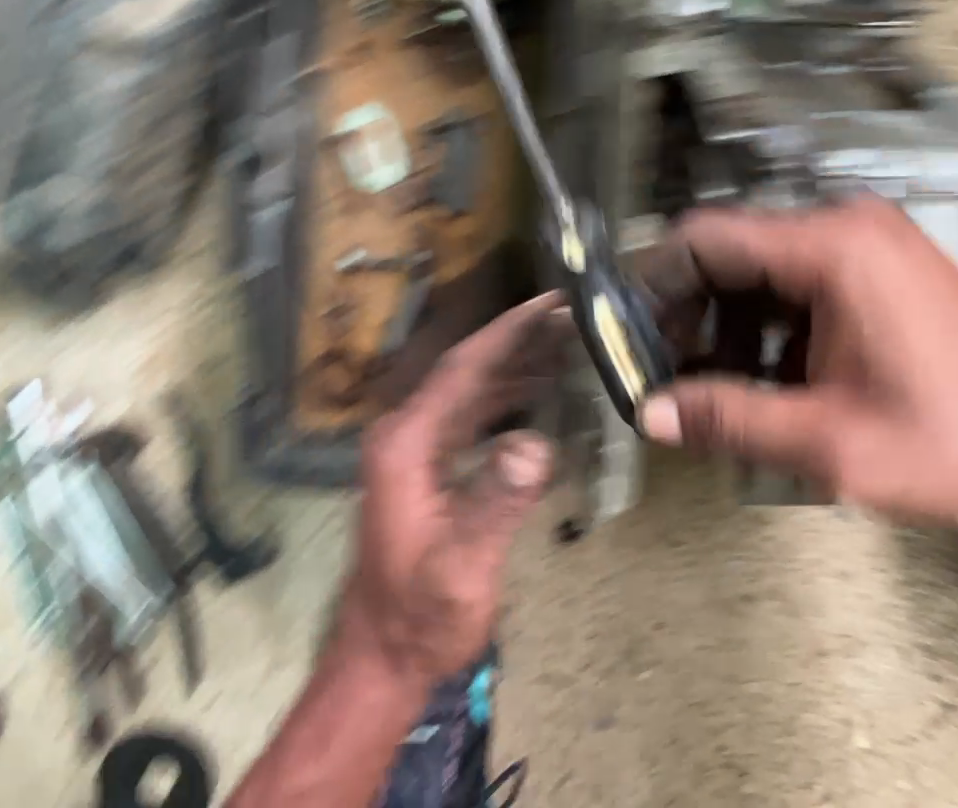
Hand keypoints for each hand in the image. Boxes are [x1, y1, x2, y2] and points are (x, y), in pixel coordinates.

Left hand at [335, 292, 570, 687]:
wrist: (385, 654)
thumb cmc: (421, 615)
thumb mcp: (462, 564)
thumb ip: (496, 503)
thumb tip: (536, 442)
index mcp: (406, 444)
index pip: (462, 369)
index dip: (507, 333)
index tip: (550, 303)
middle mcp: (405, 436)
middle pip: (467, 371)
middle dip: (518, 342)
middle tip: (572, 318)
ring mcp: (415, 452)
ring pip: (470, 392)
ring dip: (515, 368)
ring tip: (567, 347)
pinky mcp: (428, 470)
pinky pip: (471, 419)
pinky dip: (507, 401)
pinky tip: (541, 398)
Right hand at [635, 198, 957, 533]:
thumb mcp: (832, 443)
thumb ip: (731, 419)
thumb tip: (651, 413)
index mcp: (835, 248)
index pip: (708, 236)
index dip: (656, 282)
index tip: (629, 333)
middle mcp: (851, 228)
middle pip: (733, 250)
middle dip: (688, 308)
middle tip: (666, 370)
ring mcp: (874, 246)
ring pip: (764, 268)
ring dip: (727, 320)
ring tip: (713, 384)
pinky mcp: (887, 271)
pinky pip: (802, 282)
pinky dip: (769, 323)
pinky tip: (767, 377)